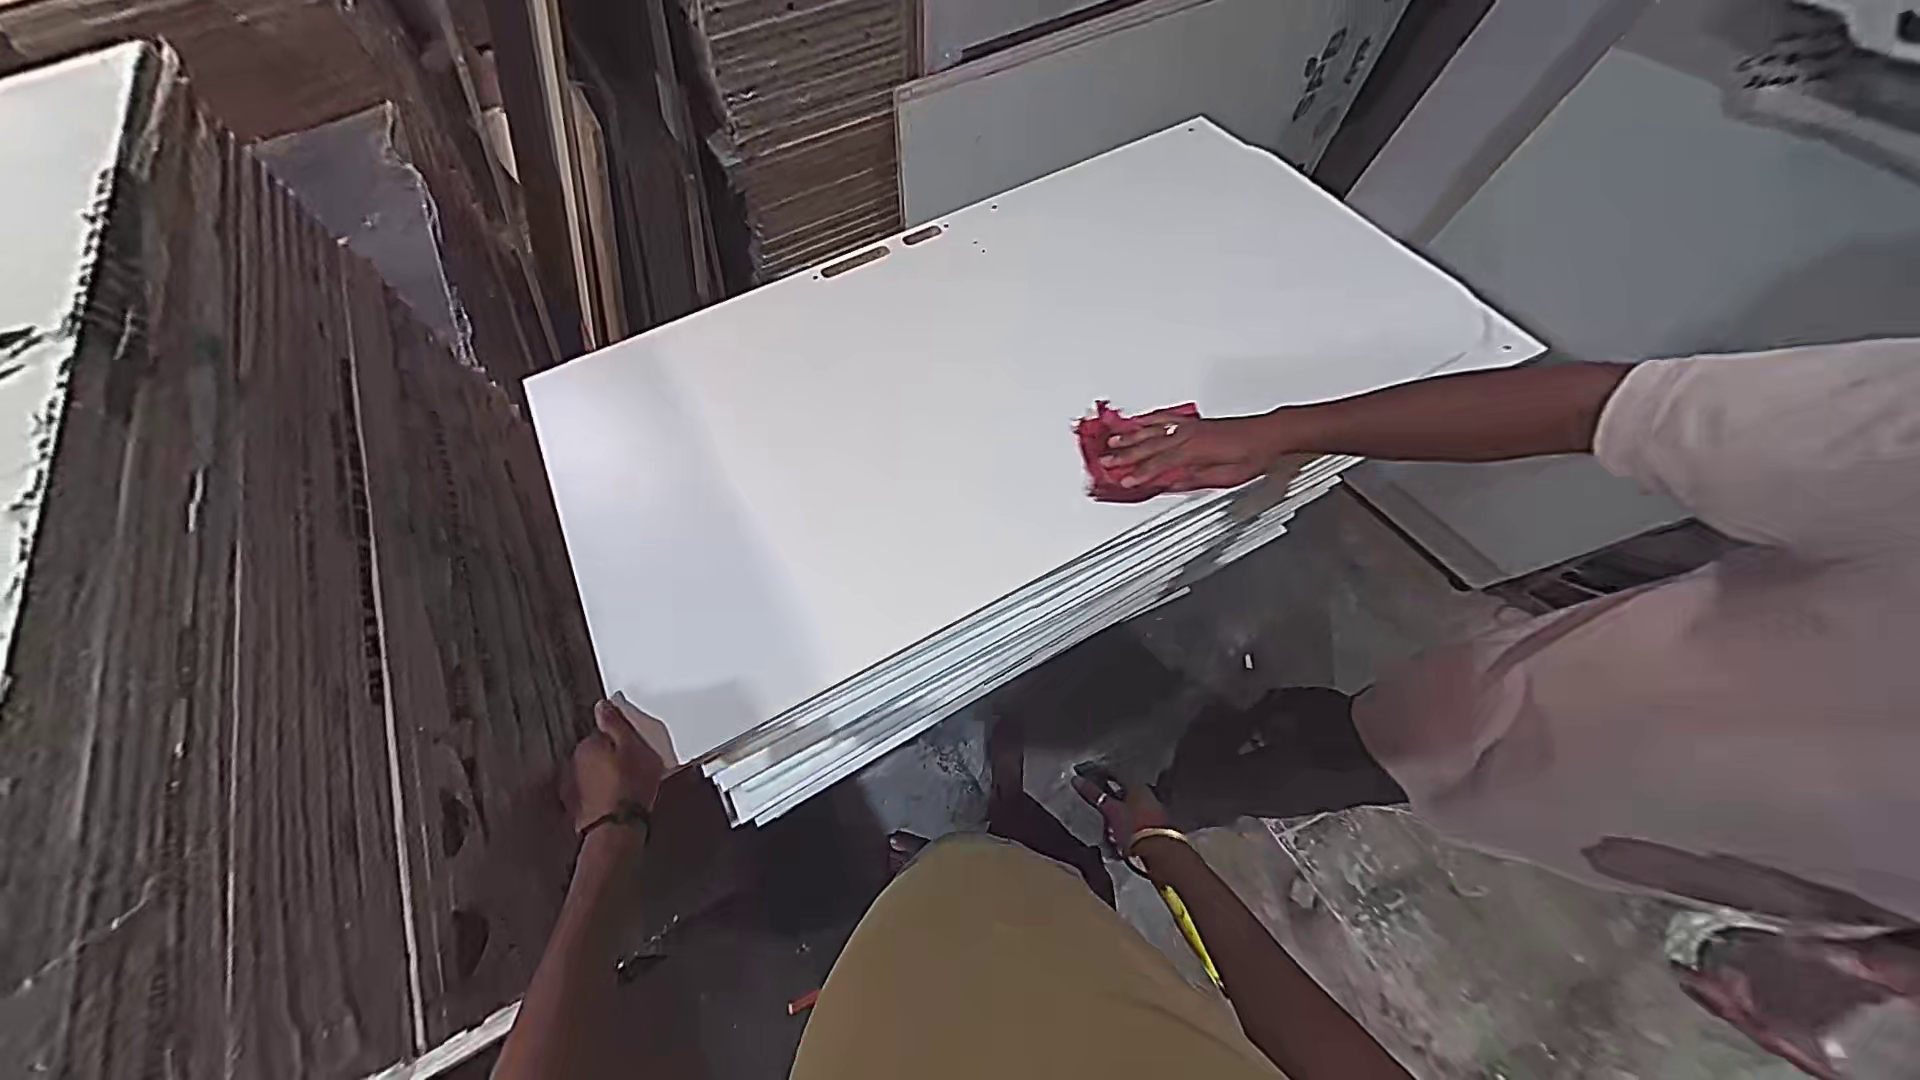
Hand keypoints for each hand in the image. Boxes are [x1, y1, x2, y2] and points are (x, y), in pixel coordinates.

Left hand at [568, 699, 667, 831]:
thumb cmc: (630, 787)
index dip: (623, 735)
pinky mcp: (576, 804)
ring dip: (606, 771)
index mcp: (589, 744)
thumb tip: (603, 705)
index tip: (635, 743)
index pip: (604, 728)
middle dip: (613, 753)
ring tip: (629, 781)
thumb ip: (616, 722)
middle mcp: (574, 762)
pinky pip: (591, 788)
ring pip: (593, 769)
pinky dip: (602, 788)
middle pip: (597, 748)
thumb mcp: (634, 745)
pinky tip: (618, 795)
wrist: (619, 826)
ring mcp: (573, 785)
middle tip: (635, 762)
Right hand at [1071, 771, 1170, 852]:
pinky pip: (1133, 827)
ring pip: (1126, 812)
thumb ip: (1093, 794)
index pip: (1114, 774)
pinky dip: (1123, 832)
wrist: (1161, 856)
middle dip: (1106, 805)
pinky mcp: (1154, 830)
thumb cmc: (1134, 827)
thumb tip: (1076, 779)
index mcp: (1137, 786)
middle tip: (1095, 813)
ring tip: (1105, 836)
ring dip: (1113, 823)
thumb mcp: (1110, 810)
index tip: (1085, 778)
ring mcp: (1152, 813)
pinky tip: (1116, 845)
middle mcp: (1147, 795)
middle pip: (1121, 795)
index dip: (1098, 775)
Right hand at [1097, 410, 1302, 491]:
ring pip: (1153, 430)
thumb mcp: (1225, 477)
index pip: (1159, 464)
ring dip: (1131, 436)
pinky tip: (1139, 421)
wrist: (1269, 434)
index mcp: (1194, 451)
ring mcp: (1190, 426)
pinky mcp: (1194, 422)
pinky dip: (1149, 420)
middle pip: (1149, 446)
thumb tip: (1172, 485)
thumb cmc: (1253, 455)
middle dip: (1126, 455)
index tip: (1124, 480)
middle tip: (1106, 461)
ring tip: (1113, 441)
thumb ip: (1194, 480)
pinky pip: (1165, 419)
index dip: (1140, 473)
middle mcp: (1189, 435)